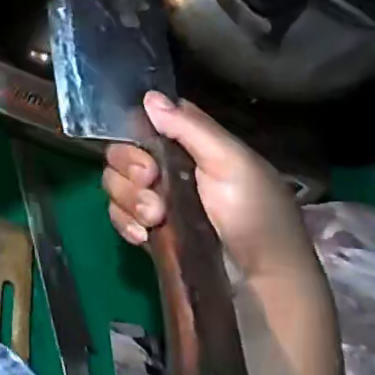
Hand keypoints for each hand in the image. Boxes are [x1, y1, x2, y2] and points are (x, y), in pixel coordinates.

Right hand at [103, 93, 315, 278]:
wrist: (260, 279)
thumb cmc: (255, 213)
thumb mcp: (232, 162)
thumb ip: (189, 128)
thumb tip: (148, 96)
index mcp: (192, 146)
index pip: (147, 123)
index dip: (137, 133)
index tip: (148, 150)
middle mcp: (169, 169)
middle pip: (122, 154)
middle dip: (130, 171)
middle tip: (153, 186)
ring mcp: (156, 201)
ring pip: (115, 185)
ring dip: (130, 201)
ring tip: (158, 219)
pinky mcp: (146, 231)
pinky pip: (116, 216)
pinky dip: (126, 223)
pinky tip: (145, 235)